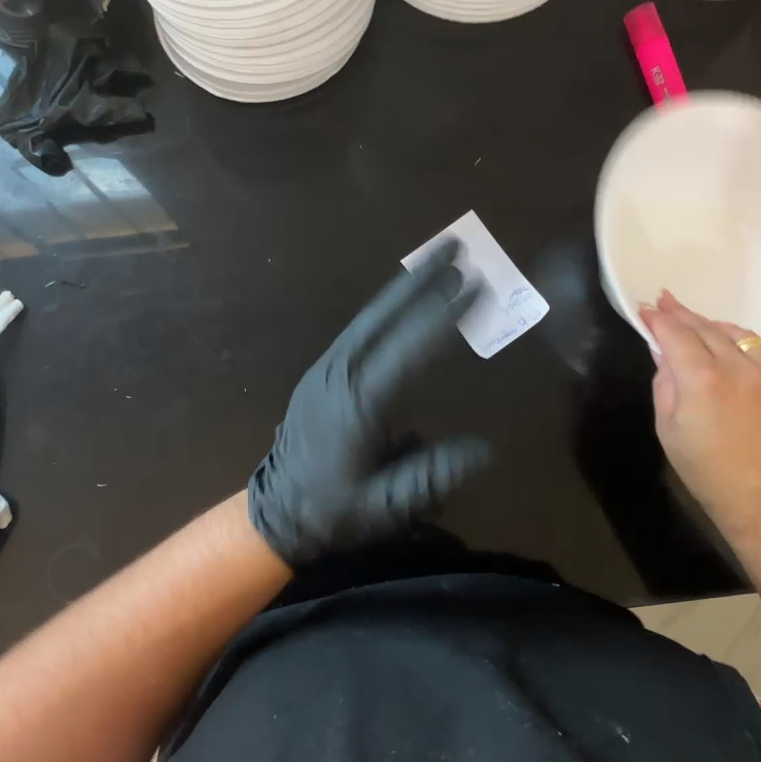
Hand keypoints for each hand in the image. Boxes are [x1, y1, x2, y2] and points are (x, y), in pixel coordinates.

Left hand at [248, 242, 492, 563]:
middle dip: (422, 281)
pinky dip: (385, 306)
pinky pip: (359, 328)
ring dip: (404, 287)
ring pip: (368, 316)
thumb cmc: (332, 512)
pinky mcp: (321, 371)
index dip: (441, 316)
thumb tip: (485, 449)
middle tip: (456, 249)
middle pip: (383, 316)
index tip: (473, 286)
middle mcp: (339, 374)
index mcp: (357, 404)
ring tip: (437, 261)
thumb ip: (429, 477)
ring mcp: (326, 368)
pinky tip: (405, 296)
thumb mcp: (383, 508)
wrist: (275, 511)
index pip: (408, 350)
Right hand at [638, 291, 760, 547]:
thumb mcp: (668, 427)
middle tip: (666, 302)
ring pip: (740, 334)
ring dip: (715, 326)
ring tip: (700, 324)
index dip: (657, 318)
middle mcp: (739, 367)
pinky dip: (748, 344)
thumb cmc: (705, 469)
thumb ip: (664, 382)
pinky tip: (738, 348)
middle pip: (705, 328)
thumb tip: (663, 352)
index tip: (646, 309)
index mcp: (702, 379)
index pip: (675, 333)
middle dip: (682, 314)